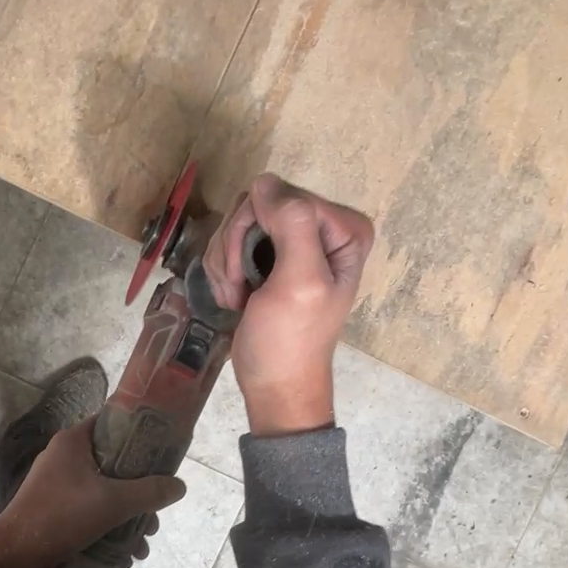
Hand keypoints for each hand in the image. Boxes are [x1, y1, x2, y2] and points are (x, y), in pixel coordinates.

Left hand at [0, 418, 186, 567]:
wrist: (15, 555)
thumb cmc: (62, 516)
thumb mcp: (113, 502)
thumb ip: (149, 492)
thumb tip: (180, 486)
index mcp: (73, 441)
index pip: (112, 423)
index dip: (139, 434)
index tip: (162, 452)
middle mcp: (65, 456)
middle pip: (114, 463)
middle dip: (140, 489)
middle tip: (157, 510)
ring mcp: (59, 483)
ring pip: (106, 490)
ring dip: (128, 514)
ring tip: (145, 542)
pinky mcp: (56, 508)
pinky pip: (91, 509)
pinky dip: (110, 526)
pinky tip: (127, 552)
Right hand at [203, 173, 374, 435]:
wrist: (273, 385)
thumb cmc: (289, 341)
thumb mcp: (299, 282)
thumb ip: (292, 224)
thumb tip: (264, 182)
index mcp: (345, 229)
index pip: (282, 195)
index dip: (254, 229)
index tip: (250, 275)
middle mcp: (322, 228)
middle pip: (257, 205)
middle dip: (235, 248)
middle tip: (240, 288)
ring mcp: (293, 242)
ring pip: (238, 222)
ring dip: (225, 263)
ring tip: (237, 297)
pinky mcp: (269, 258)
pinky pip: (230, 241)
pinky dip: (222, 271)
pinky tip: (233, 297)